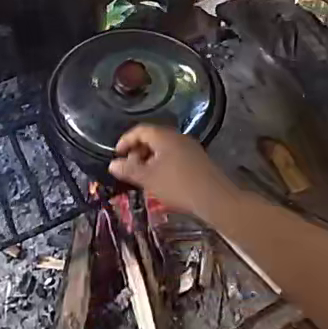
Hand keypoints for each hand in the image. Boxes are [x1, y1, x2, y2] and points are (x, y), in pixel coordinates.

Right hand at [108, 124, 235, 218]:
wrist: (214, 198)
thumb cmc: (177, 185)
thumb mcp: (148, 178)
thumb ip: (129, 169)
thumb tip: (113, 164)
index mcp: (164, 136)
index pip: (140, 130)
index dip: (125, 140)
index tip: (117, 155)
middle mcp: (178, 137)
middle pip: (152, 137)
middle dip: (137, 151)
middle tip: (130, 167)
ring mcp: (190, 147)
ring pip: (164, 147)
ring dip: (150, 158)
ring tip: (143, 176)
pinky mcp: (198, 159)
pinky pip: (174, 155)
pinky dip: (162, 163)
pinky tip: (161, 180)